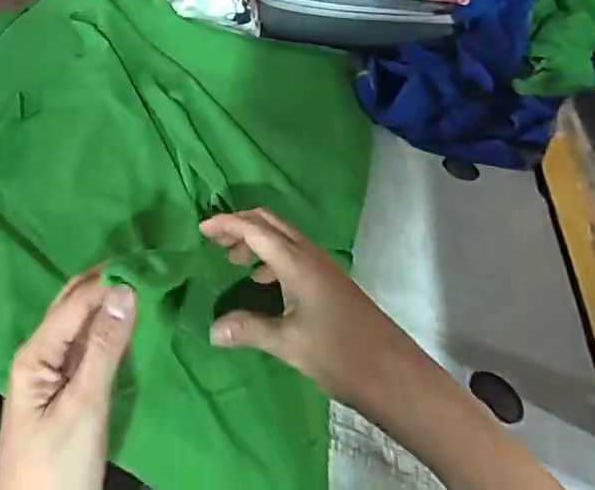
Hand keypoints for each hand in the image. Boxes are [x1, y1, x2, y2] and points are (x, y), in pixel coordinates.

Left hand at [0, 269, 137, 489]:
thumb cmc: (58, 468)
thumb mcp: (84, 406)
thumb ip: (104, 347)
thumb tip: (125, 289)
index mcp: (35, 353)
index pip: (76, 301)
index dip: (108, 280)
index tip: (146, 263)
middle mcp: (39, 355)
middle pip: (72, 306)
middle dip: (103, 284)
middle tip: (143, 266)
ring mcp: (50, 374)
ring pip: (80, 326)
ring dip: (106, 305)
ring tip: (141, 286)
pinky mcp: (63, 393)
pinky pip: (85, 349)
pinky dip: (105, 332)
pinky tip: (127, 326)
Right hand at [202, 208, 426, 411]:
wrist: (393, 372)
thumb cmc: (339, 353)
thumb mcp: (288, 344)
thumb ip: (249, 330)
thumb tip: (211, 330)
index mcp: (296, 261)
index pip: (254, 228)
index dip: (226, 223)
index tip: (201, 228)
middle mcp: (308, 254)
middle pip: (268, 222)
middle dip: (240, 224)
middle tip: (214, 240)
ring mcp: (320, 265)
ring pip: (281, 235)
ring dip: (255, 239)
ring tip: (232, 260)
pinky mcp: (327, 279)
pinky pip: (291, 252)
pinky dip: (270, 255)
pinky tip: (261, 281)